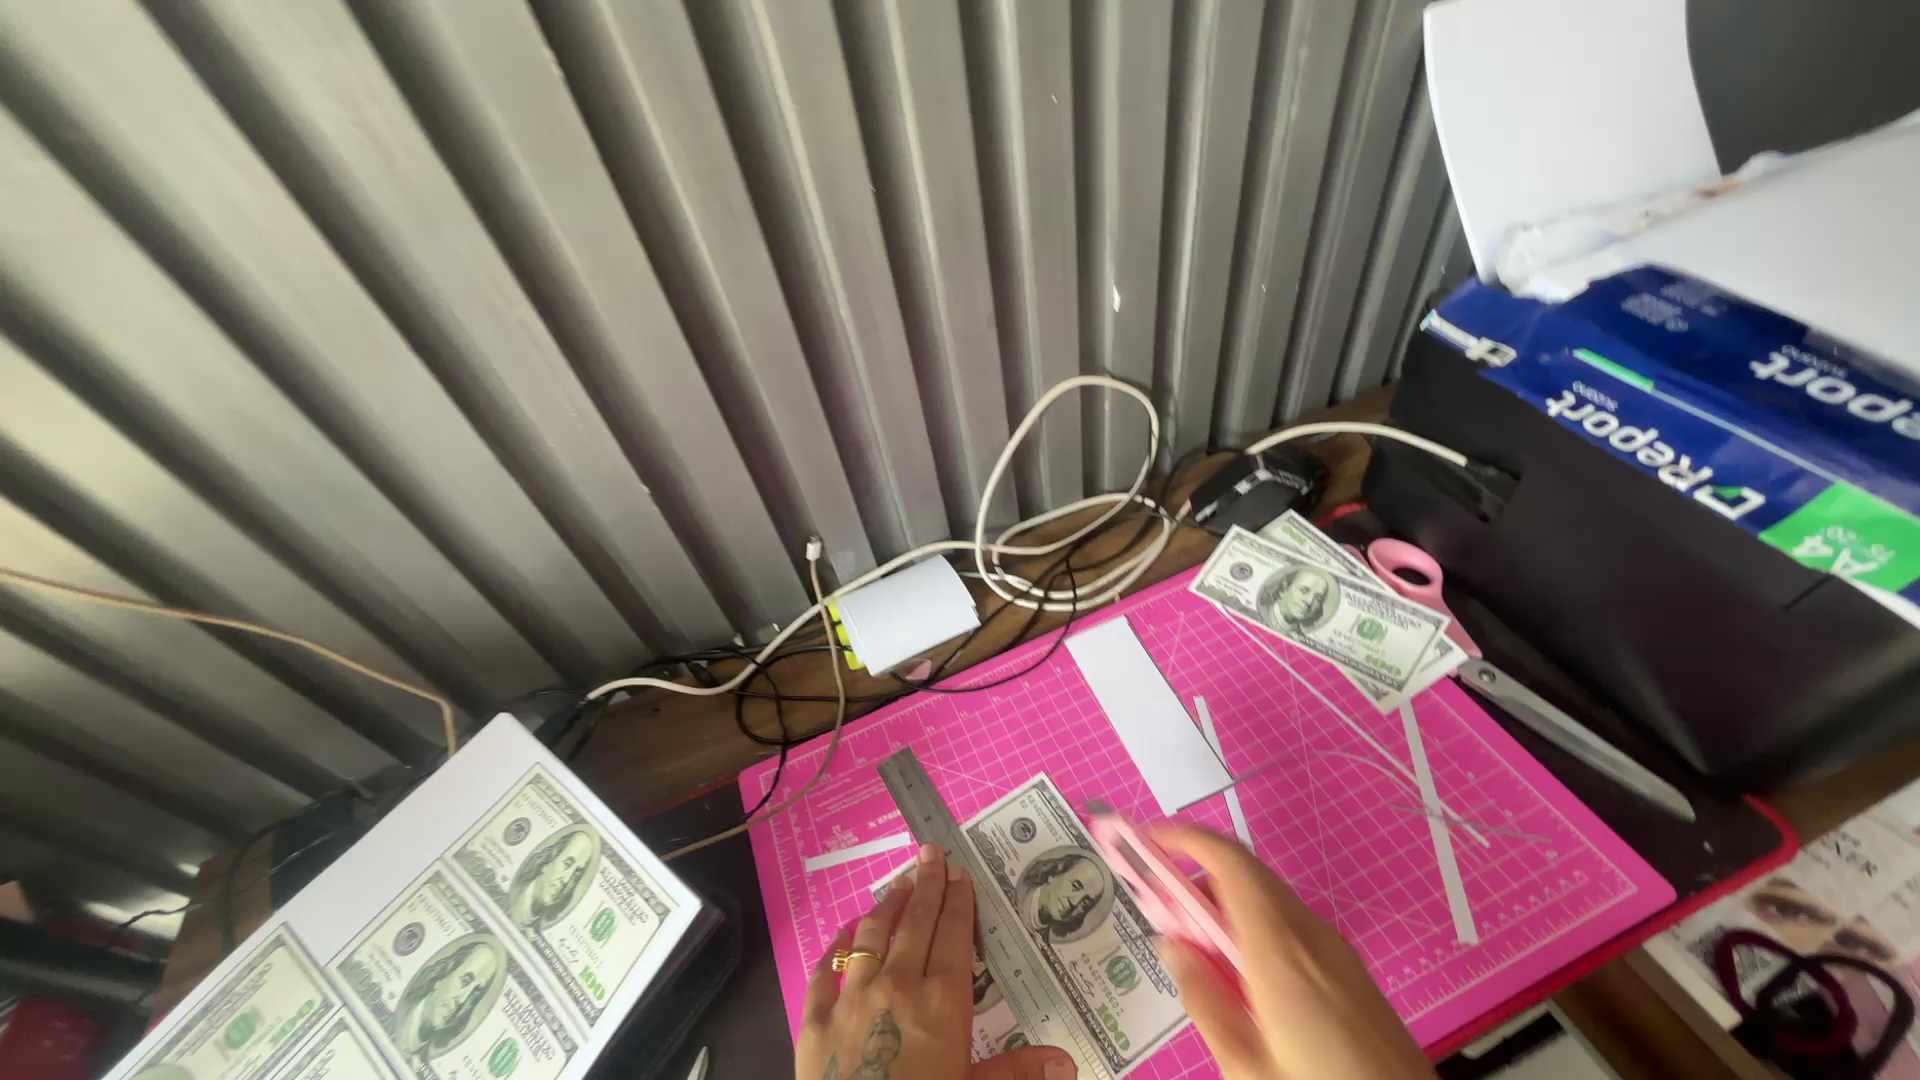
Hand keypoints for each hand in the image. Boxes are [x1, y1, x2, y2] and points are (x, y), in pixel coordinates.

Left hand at [795, 842, 1076, 1079]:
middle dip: (926, 884)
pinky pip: (827, 968)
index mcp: (942, 1000)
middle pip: (915, 922)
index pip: (953, 934)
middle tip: (930, 853)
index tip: (959, 872)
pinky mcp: (814, 1017)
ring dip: (888, 904)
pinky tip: (846, 930)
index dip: (958, 900)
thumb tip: (1067, 1062)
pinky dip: (838, 944)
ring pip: (872, 934)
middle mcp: (896, 984)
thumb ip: (1016, 1072)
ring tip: (898, 883)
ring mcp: (851, 997)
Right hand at [1152, 825, 1434, 1079]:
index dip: (1185, 839)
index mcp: (1278, 946)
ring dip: (1225, 904)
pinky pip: (1290, 925)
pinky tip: (1243, 975)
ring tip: (1196, 948)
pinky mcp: (1350, 970)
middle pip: (1246, 874)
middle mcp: (1309, 932)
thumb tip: (1174, 946)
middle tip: (1161, 906)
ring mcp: (1336, 949)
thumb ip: (1203, 998)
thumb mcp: (1245, 1064)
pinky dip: (1253, 925)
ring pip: (1267, 900)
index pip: (1229, 861)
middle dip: (1196, 875)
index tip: (1149, 840)